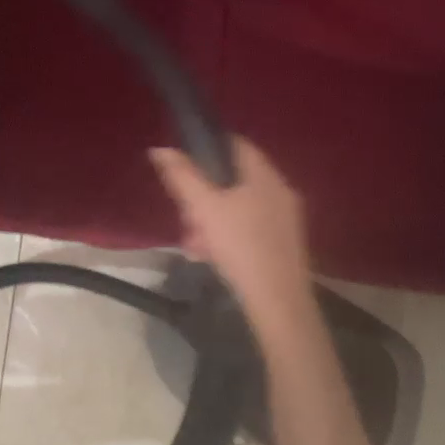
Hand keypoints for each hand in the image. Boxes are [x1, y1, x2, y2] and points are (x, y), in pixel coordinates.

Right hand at [149, 138, 311, 313]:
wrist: (278, 301)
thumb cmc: (239, 245)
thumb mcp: (202, 207)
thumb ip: (181, 176)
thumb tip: (159, 149)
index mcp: (265, 176)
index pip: (236, 143)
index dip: (207, 146)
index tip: (183, 162)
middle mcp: (280, 191)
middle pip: (233, 178)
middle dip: (203, 192)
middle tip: (184, 212)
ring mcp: (285, 219)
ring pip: (238, 205)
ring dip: (211, 217)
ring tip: (193, 241)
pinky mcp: (283, 243)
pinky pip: (248, 226)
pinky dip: (227, 233)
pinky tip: (210, 255)